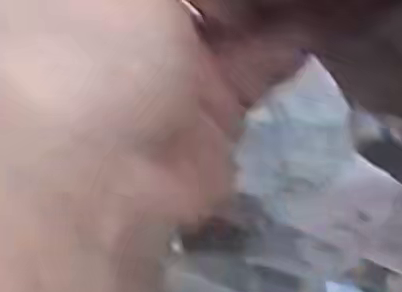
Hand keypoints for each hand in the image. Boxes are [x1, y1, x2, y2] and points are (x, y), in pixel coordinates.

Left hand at [0, 1, 307, 241]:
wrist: (99, 164)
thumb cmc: (76, 38)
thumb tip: (243, 3)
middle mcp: (103, 3)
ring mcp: (158, 52)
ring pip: (226, 17)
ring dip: (269, 8)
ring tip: (326, 3)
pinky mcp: (208, 103)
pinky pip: (252, 65)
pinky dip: (285, 48)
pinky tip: (321, 31)